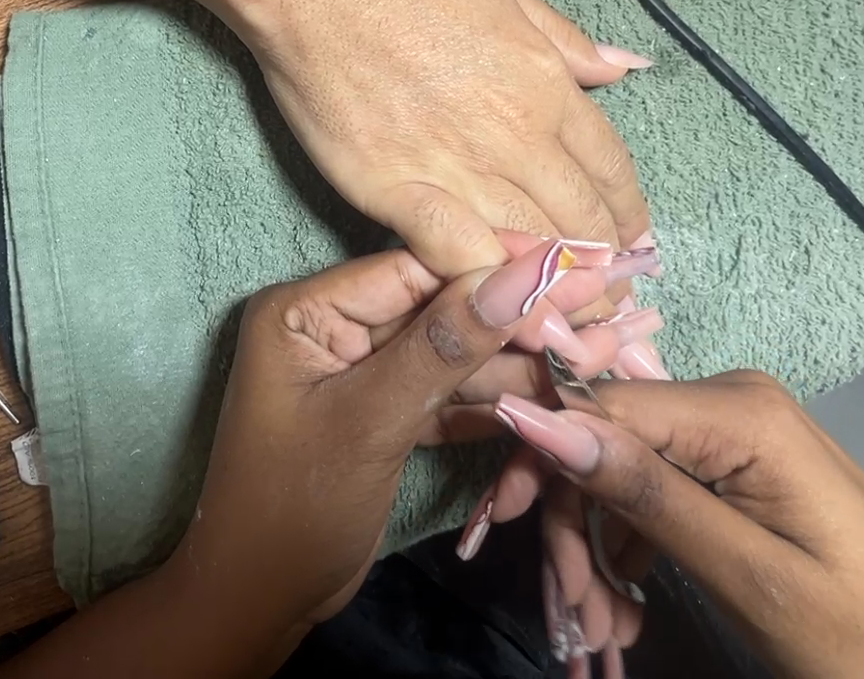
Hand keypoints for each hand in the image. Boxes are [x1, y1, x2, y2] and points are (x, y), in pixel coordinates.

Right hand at [161, 0, 651, 284]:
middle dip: (605, 264)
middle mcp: (516, 138)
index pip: (611, 169)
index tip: (630, 241)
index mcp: (545, 86)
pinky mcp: (397, 194)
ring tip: (571, 318)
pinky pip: (458, 257)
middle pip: (581, 220)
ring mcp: (457, 170)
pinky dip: (488, 288)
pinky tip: (501, 308)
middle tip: (607, 295)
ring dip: (559, 289)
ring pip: (532, 250)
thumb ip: (564, 40)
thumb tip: (623, 69)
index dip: (628, 213)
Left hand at [168, 239, 611, 637]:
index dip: (491, 266)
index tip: (571, 265)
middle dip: (514, 317)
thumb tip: (520, 275)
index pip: (410, 268)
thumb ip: (443, 347)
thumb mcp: (369, 421)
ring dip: (515, 362)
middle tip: (601, 306)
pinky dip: (492, 399)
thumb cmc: (295, 505)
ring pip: (448, 352)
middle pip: (437, 307)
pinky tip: (554, 392)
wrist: (262, 599)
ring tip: (597, 353)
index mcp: (305, 309)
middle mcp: (332, 325)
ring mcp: (359, 368)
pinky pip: (444, 391)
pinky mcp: (382, 408)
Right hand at [494, 371, 863, 678]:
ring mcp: (727, 425)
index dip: (542, 455)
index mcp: (741, 412)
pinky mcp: (726, 456)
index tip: (502, 517)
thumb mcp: (751, 577)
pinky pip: (647, 481)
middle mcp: (727, 396)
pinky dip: (624, 539)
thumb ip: (644, 491)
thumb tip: (534, 418)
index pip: (600, 406)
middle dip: (574, 519)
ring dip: (594, 539)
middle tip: (571, 608)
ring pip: (616, 464)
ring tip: (597, 621)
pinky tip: (624, 594)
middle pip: (605, 438)